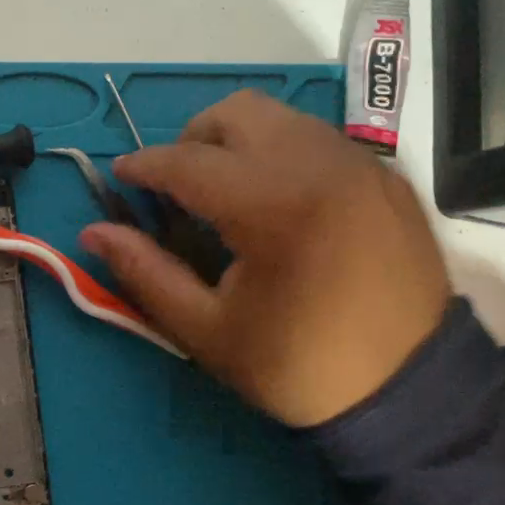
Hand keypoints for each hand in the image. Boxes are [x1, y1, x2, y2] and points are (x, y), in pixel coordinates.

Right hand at [79, 92, 449, 426]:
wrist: (411, 391)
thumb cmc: (298, 367)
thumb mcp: (207, 331)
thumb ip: (146, 274)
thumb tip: (93, 232)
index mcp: (273, 206)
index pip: (189, 161)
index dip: (144, 166)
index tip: (120, 177)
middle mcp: (320, 166)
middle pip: (237, 113)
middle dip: (193, 140)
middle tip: (177, 187)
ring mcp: (361, 167)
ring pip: (282, 119)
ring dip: (238, 143)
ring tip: (224, 194)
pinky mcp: (386, 179)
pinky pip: (319, 141)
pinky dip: (281, 156)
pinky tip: (277, 206)